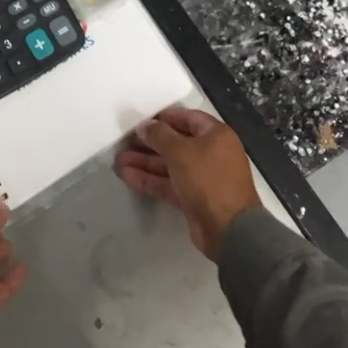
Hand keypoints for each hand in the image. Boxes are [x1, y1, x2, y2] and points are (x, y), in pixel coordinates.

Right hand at [116, 107, 261, 260]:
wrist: (228, 229)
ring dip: (145, 162)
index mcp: (216, 135)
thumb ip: (159, 136)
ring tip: (118, 160)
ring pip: (169, 165)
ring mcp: (202, 177)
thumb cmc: (207, 179)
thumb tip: (144, 125)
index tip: (141, 120)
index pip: (188, 118)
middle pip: (176, 143)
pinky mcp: (193, 198)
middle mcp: (211, 153)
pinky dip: (150, 179)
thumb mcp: (181, 152)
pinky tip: (127, 175)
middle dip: (149, 143)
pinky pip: (169, 183)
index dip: (164, 118)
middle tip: (124, 142)